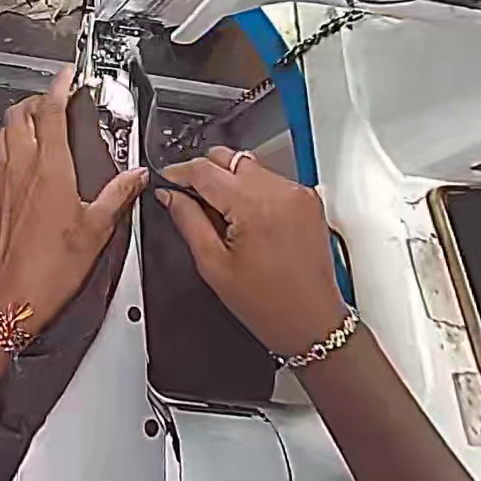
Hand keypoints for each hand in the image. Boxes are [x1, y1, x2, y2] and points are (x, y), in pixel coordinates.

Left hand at [0, 68, 146, 330]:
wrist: (14, 293)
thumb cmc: (52, 265)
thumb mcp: (97, 228)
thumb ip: (119, 194)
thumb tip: (137, 176)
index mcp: (50, 169)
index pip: (51, 112)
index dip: (59, 87)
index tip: (69, 76)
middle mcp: (22, 167)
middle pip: (21, 113)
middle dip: (38, 98)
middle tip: (58, 99)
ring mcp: (5, 179)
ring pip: (6, 129)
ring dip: (23, 116)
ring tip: (42, 119)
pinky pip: (0, 152)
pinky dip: (13, 140)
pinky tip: (27, 154)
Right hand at [158, 148, 348, 357]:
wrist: (312, 322)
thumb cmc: (268, 303)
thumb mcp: (213, 264)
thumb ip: (188, 221)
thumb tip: (170, 196)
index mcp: (253, 205)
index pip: (205, 170)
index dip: (180, 171)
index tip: (168, 178)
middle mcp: (279, 192)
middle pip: (229, 158)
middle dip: (205, 172)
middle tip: (190, 196)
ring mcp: (297, 193)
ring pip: (250, 166)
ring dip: (230, 180)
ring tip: (221, 214)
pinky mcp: (308, 200)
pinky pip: (271, 179)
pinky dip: (253, 189)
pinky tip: (246, 218)